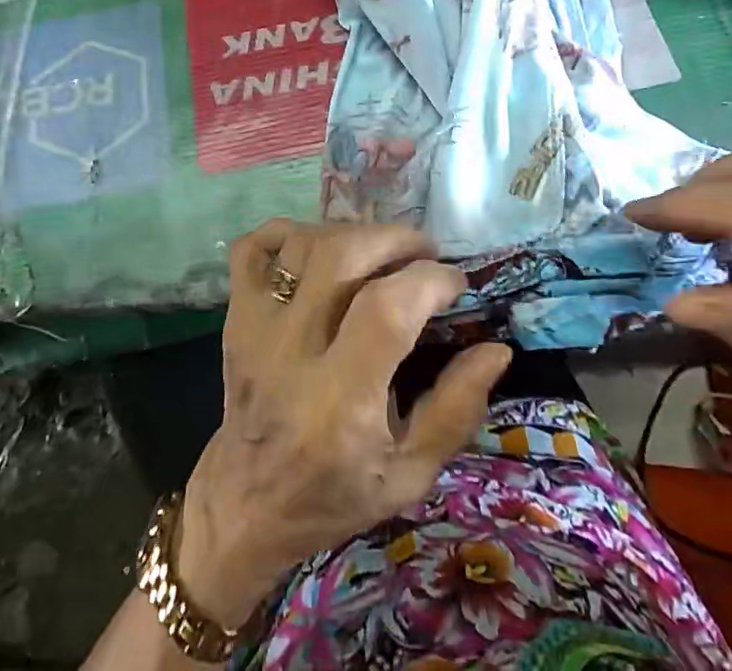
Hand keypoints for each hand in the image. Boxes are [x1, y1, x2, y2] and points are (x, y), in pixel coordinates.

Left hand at [176, 220, 512, 626]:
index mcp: (340, 401)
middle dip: (393, 239)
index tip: (455, 283)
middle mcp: (292, 353)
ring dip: (351, 233)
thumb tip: (495, 349)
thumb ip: (455, 410)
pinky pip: (250, 250)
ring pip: (300, 245)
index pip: (384, 310)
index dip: (428, 280)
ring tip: (381, 251)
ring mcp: (255, 329)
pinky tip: (320, 246)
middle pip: (339, 256)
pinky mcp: (236, 318)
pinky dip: (286, 232)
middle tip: (423, 253)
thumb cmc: (335, 492)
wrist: (248, 498)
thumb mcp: (409, 474)